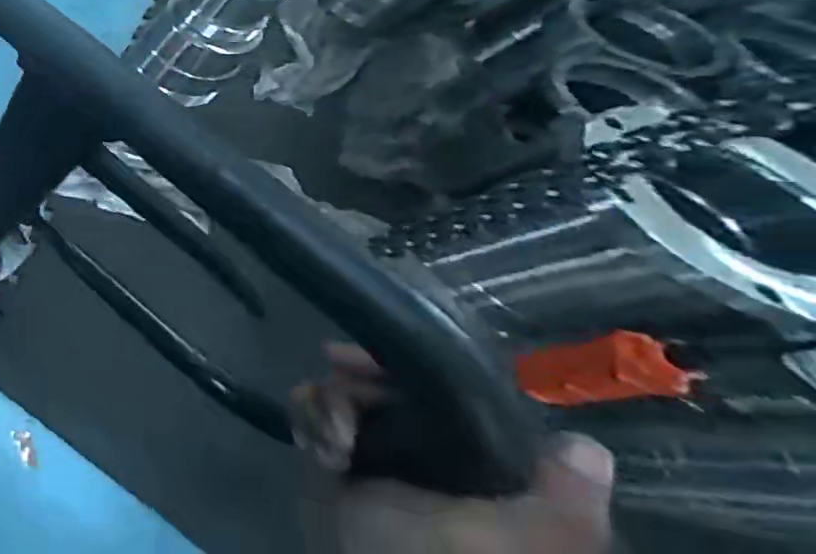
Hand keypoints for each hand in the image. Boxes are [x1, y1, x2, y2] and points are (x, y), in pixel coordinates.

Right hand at [292, 344, 614, 553]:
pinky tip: (313, 447)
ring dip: (322, 410)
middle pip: (375, 381)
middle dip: (347, 391)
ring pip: (338, 391)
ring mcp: (375, 447)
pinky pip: (311, 409)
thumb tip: (587, 445)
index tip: (345, 359)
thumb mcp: (513, 543)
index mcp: (473, 457)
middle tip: (338, 424)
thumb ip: (560, 507)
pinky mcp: (336, 454)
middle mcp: (424, 443)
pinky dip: (305, 417)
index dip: (390, 365)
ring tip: (328, 449)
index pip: (433, 385)